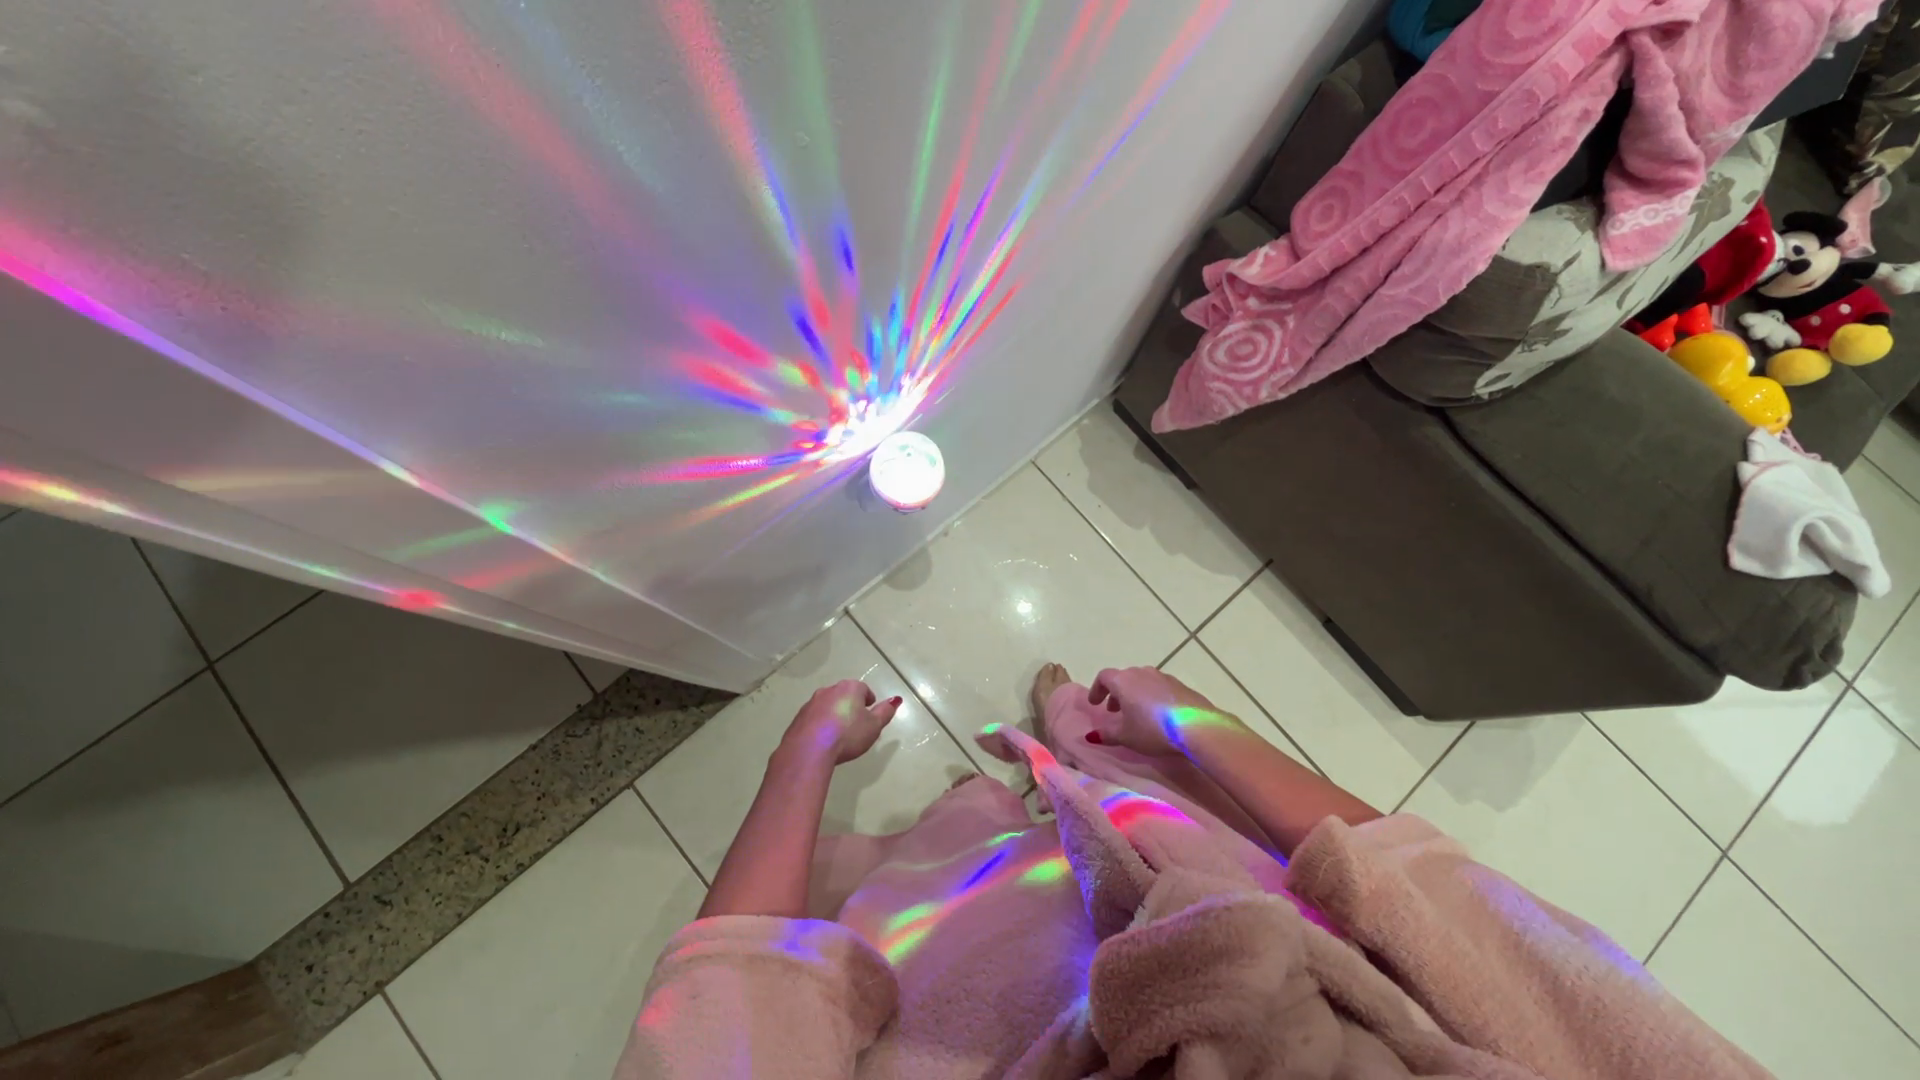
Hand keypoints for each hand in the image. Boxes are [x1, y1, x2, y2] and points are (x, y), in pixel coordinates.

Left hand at [783, 679, 901, 764]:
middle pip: (844, 694)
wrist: (809, 749)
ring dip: (834, 714)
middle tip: (856, 724)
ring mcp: (811, 703)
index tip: (870, 713)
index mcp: (849, 688)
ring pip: (827, 705)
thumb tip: (896, 699)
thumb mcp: (874, 726)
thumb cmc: (847, 735)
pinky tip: (824, 740)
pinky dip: (820, 724)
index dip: (869, 700)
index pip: (863, 689)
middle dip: (850, 705)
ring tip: (839, 734)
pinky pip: (814, 718)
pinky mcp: (798, 717)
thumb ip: (885, 712)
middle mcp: (829, 690)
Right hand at [1087, 667, 1242, 756]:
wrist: (1197, 727)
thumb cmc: (1153, 730)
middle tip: (1114, 711)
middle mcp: (1142, 673)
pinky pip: (1159, 687)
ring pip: (1142, 681)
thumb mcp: (1126, 736)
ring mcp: (1164, 677)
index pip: (1104, 677)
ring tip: (1136, 713)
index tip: (1095, 703)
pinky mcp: (1180, 685)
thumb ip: (1106, 734)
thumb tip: (1090, 736)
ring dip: (1134, 694)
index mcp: (1124, 681)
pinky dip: (1151, 696)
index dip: (1097, 689)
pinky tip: (1158, 715)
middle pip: (1123, 678)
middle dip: (1116, 693)